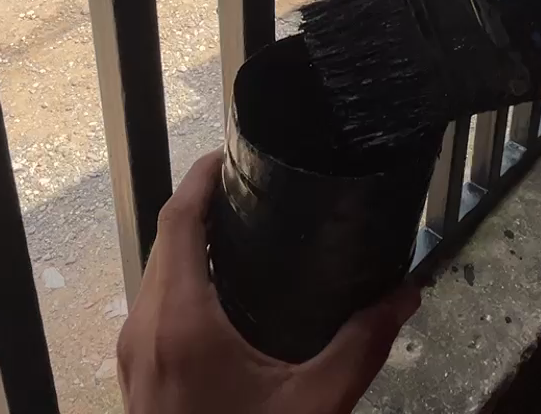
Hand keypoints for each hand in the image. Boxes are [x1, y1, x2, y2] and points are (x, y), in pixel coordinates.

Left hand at [116, 151, 420, 413]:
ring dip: (188, 237)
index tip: (229, 152)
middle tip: (249, 185)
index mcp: (179, 319)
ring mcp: (133, 349)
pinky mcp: (135, 370)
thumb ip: (362, 344)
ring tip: (239, 224)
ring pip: (155, 268)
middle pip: (165, 237)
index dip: (199, 176)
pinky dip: (181, 272)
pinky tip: (220, 285)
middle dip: (200, 201)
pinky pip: (153, 299)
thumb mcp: (314, 406)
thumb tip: (408, 292)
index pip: (178, 219)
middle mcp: (144, 324)